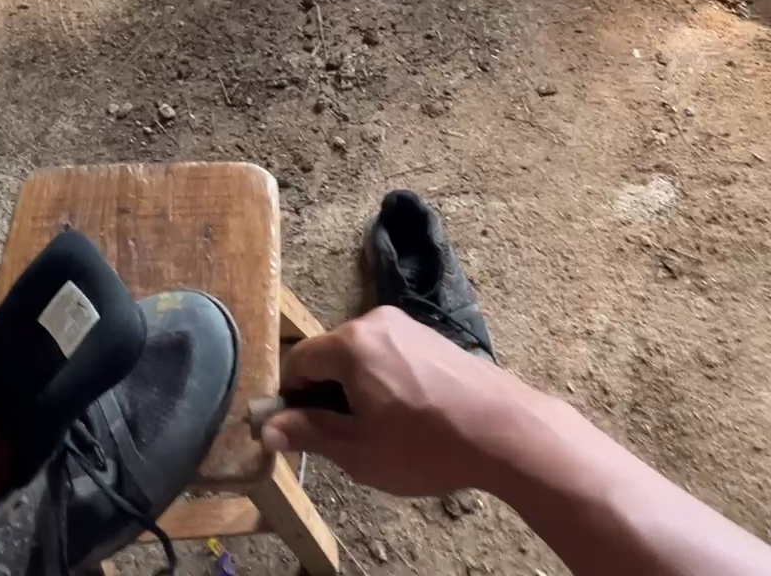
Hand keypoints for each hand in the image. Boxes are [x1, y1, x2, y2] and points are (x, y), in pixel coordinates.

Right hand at [261, 306, 532, 495]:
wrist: (503, 428)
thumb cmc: (426, 444)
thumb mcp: (359, 450)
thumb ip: (309, 432)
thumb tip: (267, 428)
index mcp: (350, 343)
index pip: (298, 361)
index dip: (293, 398)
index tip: (307, 430)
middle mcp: (373, 320)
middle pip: (329, 354)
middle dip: (327, 392)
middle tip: (349, 436)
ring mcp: (404, 323)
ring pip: (358, 353)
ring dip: (355, 386)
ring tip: (383, 427)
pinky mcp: (427, 332)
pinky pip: (386, 350)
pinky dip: (382, 376)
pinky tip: (407, 411)